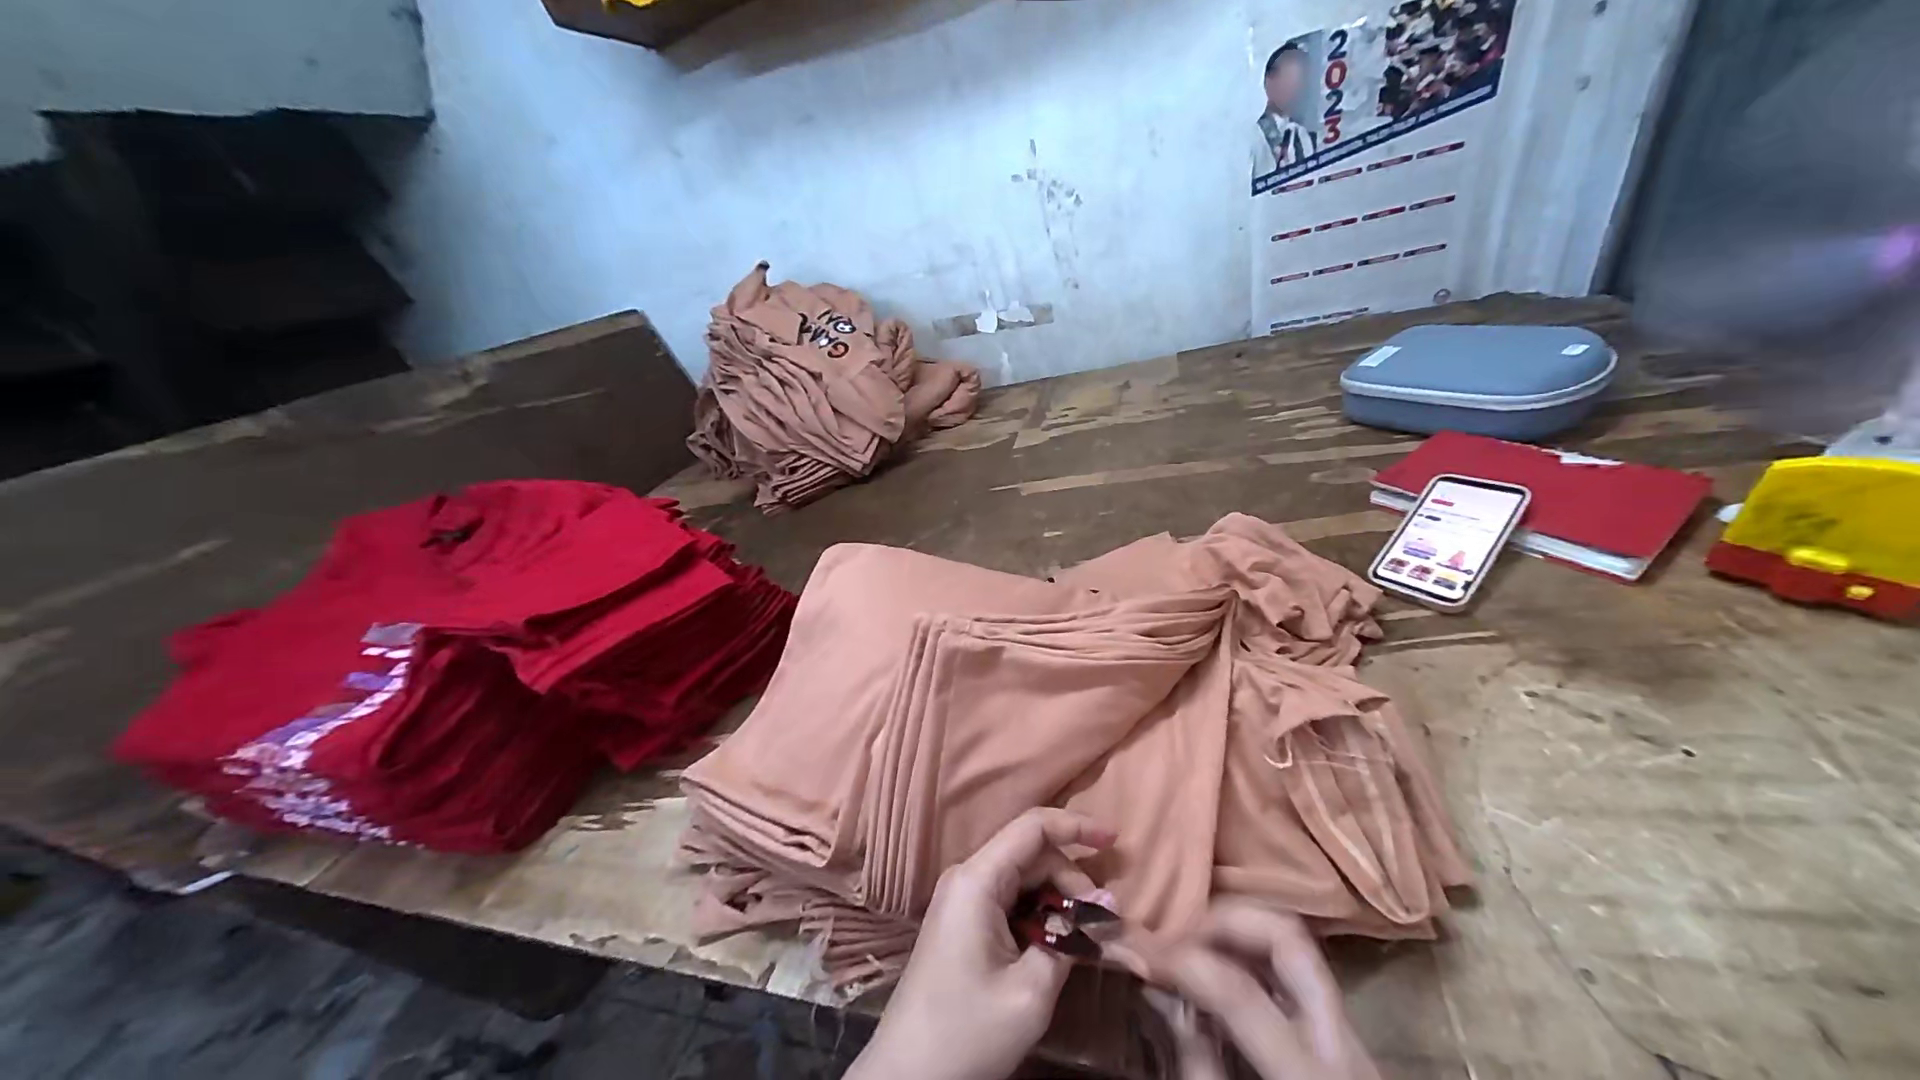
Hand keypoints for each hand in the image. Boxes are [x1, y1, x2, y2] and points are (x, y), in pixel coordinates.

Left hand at [845, 808, 1116, 1079]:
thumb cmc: (967, 1032)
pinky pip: (1009, 898)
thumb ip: (1069, 942)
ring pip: (1023, 877)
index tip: (1115, 842)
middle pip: (1031, 854)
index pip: (1032, 826)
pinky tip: (1057, 941)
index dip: (1076, 826)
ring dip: (1058, 898)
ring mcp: (962, 897)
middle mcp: (967, 877)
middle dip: (1072, 880)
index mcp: (977, 880)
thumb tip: (1103, 907)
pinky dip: (1039, 912)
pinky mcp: (963, 919)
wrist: (906, 1073)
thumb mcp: (1030, 992)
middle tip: (1103, 923)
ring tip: (1086, 936)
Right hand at [1140, 901, 1379, 1079]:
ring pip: (1292, 938)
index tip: (1134, 950)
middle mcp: (1343, 1042)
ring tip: (1189, 948)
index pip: (1237, 990)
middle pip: (1285, 935)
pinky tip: (1217, 969)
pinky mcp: (1343, 1029)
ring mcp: (1351, 1030)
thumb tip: (1158, 988)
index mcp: (1311, 1077)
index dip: (1178, 960)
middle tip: (1174, 936)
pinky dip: (1248, 952)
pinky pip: (1293, 965)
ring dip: (1232, 929)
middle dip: (1220, 920)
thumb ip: (1196, 1059)